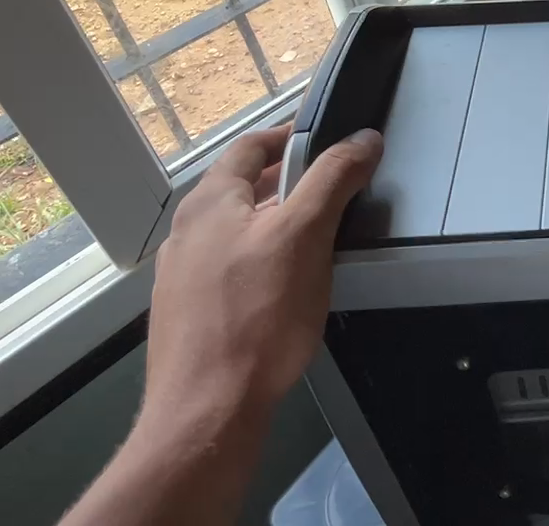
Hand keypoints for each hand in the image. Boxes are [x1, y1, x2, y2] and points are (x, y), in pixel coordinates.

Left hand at [62, 126, 381, 525]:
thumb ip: (335, 178)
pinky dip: (265, 255)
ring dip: (279, 219)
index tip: (332, 139)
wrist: (207, 413)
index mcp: (210, 202)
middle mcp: (188, 232)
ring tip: (322, 232)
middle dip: (292, 180)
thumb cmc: (258, 314)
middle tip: (337, 185)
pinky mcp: (190, 312)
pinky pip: (233, 265)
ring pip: (239, 227)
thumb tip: (364, 138)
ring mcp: (183, 275)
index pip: (251, 145)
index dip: (293, 134)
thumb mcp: (307, 234)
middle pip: (244, 186)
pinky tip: (290, 280)